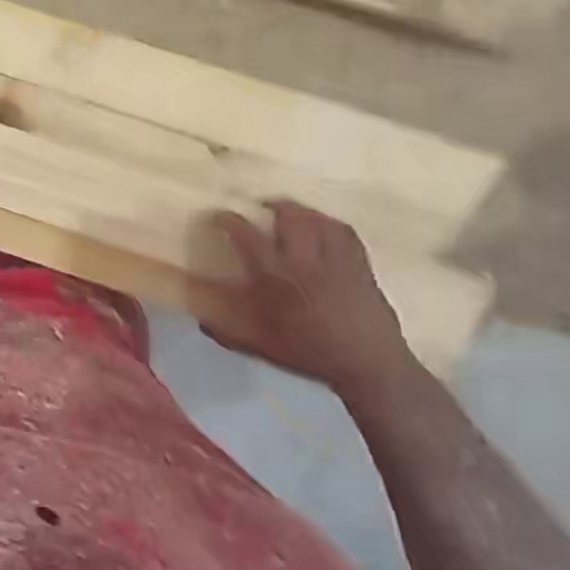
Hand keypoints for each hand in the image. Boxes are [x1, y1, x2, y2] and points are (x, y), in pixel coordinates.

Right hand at [210, 201, 415, 395]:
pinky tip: (324, 227)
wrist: (367, 364)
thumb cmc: (311, 355)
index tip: (220, 216)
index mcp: (277, 278)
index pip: (247, 236)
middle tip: (263, 208)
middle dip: (273, 206)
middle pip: (289, 215)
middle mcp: (305, 260)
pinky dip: (329, 223)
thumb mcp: (263, 346)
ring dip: (301, 211)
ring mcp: (336, 257)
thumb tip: (201, 321)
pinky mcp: (359, 262)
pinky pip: (344, 230)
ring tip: (292, 213)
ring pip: (317, 218)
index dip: (230, 220)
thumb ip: (229, 332)